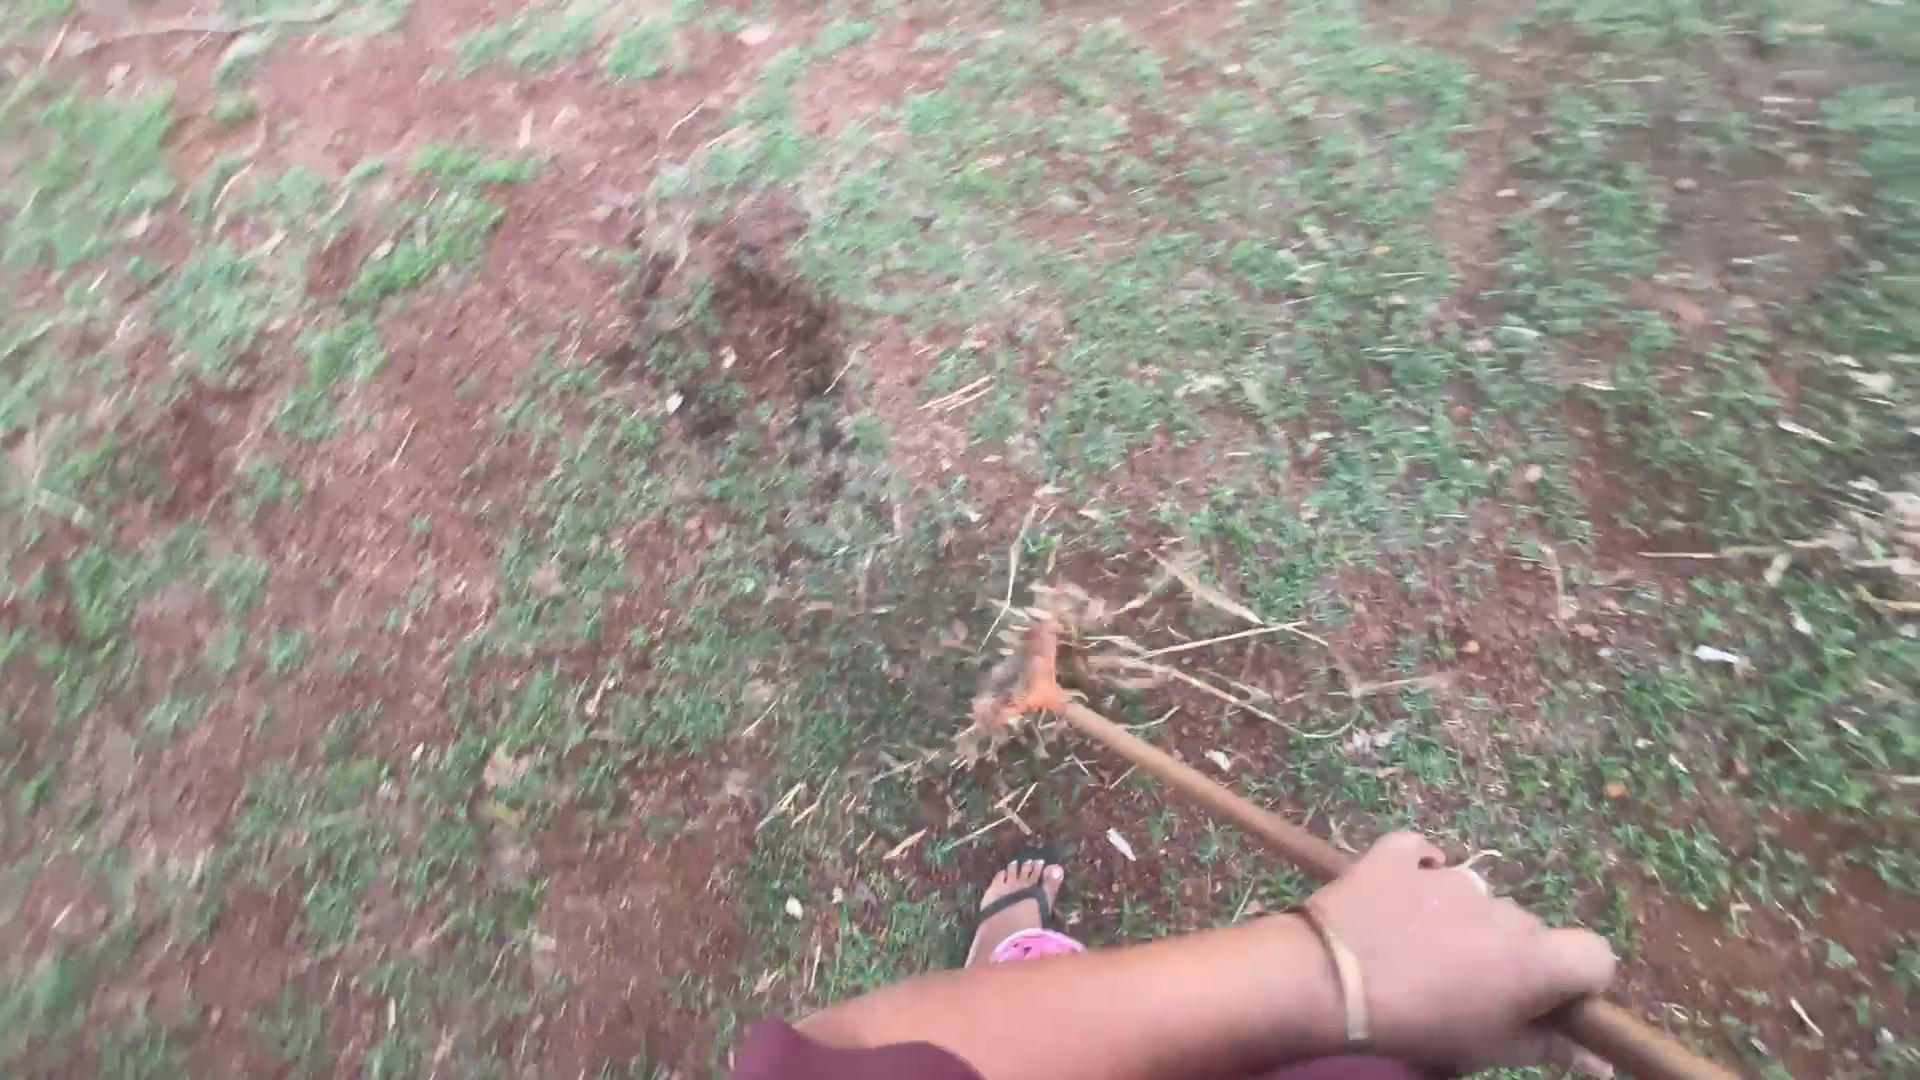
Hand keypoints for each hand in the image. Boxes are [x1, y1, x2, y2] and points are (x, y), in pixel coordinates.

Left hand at [1302, 832, 1617, 1070]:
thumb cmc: (1418, 1023)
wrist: (1332, 979)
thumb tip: (1596, 1057)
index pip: (1594, 953)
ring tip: (1420, 938)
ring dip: (1460, 911)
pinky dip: (1416, 864)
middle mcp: (1498, 906)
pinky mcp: (1392, 852)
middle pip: (1526, 925)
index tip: (1546, 993)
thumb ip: (1549, 1044)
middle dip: (1509, 948)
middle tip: (1468, 976)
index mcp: (1535, 957)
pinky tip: (1401, 890)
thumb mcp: (1490, 1047)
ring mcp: (1441, 873)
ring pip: (1473, 890)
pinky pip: (1417, 849)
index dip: (1576, 976)